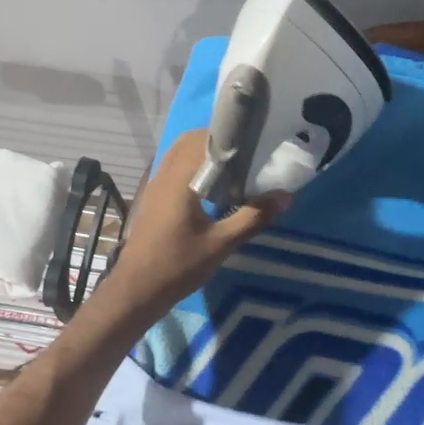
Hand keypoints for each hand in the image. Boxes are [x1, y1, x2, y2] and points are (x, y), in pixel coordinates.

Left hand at [93, 130, 289, 318]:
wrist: (138, 289)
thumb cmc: (178, 266)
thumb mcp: (221, 244)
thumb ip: (253, 217)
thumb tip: (286, 196)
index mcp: (180, 179)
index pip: (204, 138)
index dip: (229, 134)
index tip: (254, 140)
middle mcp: (165, 174)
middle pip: (190, 141)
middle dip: (219, 142)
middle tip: (248, 154)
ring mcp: (156, 185)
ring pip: (180, 154)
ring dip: (205, 154)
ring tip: (235, 168)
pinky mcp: (154, 198)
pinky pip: (175, 168)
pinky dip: (194, 167)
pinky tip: (213, 187)